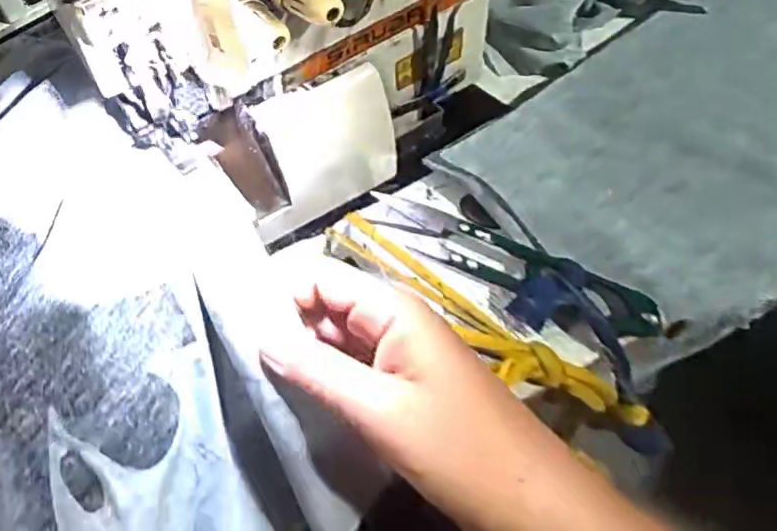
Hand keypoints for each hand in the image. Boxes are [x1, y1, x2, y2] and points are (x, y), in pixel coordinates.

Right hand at [260, 258, 663, 530]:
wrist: (530, 499)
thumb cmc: (456, 448)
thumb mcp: (378, 412)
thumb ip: (317, 371)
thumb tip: (261, 337)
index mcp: (390, 306)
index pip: (320, 277)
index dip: (282, 294)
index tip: (246, 326)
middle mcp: (393, 314)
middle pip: (327, 301)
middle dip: (290, 323)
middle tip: (251, 357)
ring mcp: (400, 345)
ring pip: (338, 332)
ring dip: (307, 349)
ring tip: (268, 374)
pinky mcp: (404, 374)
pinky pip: (355, 359)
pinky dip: (329, 370)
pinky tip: (305, 391)